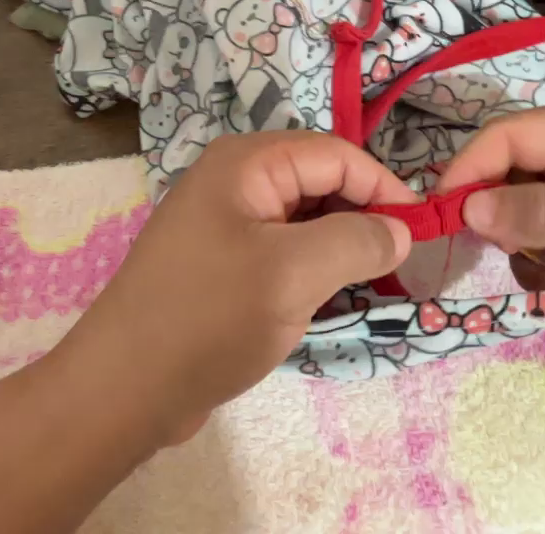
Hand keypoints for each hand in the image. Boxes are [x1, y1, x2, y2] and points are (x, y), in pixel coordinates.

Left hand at [53, 131, 413, 442]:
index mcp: (247, 162)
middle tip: (403, 262)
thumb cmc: (209, 318)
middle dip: (363, 215)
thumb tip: (400, 231)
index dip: (383, 188)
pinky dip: (313, 264)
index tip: (422, 232)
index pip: (334, 155)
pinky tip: (333, 294)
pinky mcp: (222, 260)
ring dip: (340, 242)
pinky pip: (282, 247)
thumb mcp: (292, 274)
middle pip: (319, 180)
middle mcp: (235, 179)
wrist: (122, 389)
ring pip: (303, 216)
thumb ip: (355, 241)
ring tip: (376, 280)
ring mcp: (225, 220)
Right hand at [434, 102, 544, 373]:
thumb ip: (544, 212)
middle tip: (479, 248)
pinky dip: (533, 266)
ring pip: (512, 210)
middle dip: (487, 206)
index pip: (511, 134)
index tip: (438, 211)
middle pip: (505, 169)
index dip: (471, 165)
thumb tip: (465, 206)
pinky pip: (532, 246)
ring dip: (514, 242)